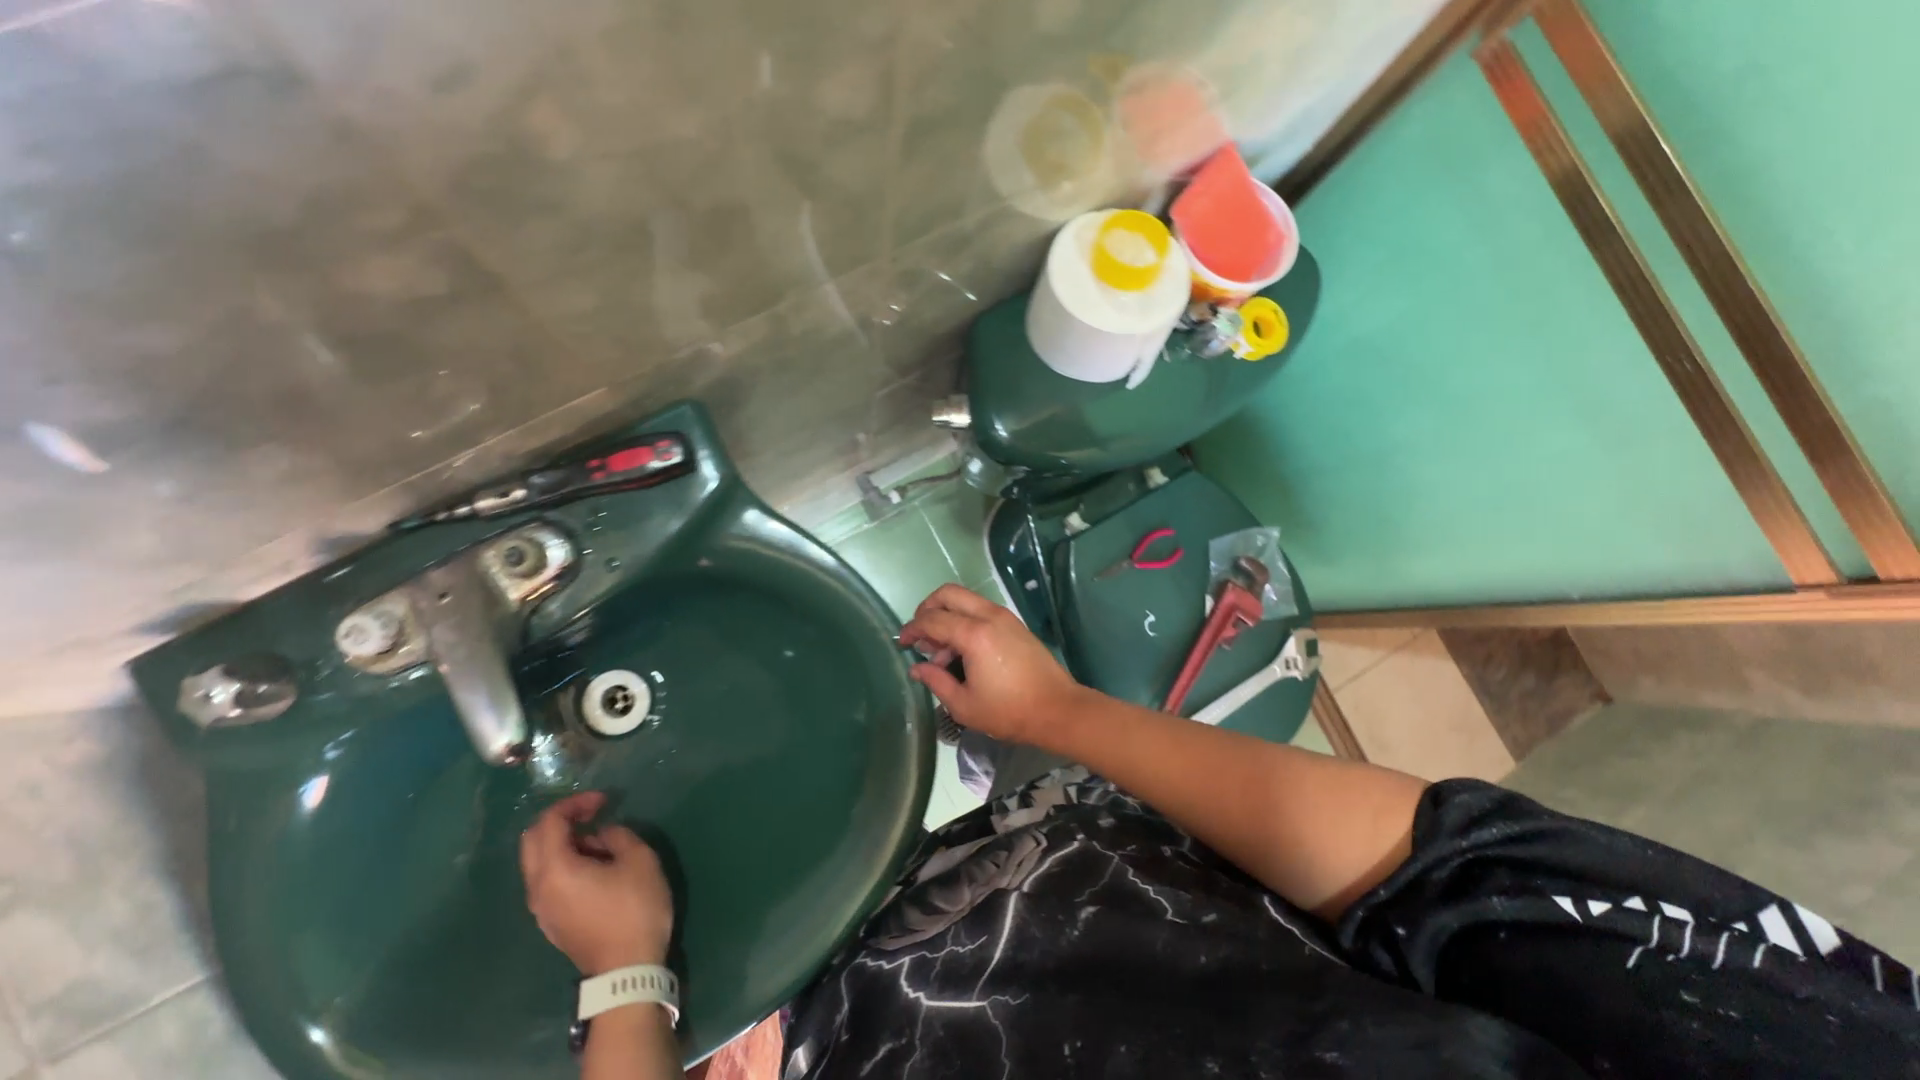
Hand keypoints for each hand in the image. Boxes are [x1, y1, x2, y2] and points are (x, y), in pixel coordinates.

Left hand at [520, 792, 672, 975]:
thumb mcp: (639, 862)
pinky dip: (563, 863)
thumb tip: (602, 835)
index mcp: (554, 869)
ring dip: (562, 843)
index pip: (551, 822)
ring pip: (537, 862)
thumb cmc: (634, 911)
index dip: (576, 803)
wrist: (626, 971)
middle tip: (591, 814)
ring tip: (598, 842)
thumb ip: (618, 836)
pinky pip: (546, 881)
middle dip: (560, 820)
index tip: (604, 801)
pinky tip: (593, 868)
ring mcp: (540, 909)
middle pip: (532, 840)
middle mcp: (537, 887)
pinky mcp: (550, 922)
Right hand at [898, 584, 1090, 745]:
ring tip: (941, 654)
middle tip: (920, 636)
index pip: (932, 620)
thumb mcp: (964, 704)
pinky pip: (981, 611)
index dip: (911, 629)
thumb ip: (936, 681)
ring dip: (947, 617)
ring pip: (966, 600)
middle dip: (927, 609)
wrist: (1058, 710)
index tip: (902, 643)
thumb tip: (917, 668)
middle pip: (948, 594)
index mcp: (974, 634)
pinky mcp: (1015, 625)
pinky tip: (962, 653)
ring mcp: (1005, 617)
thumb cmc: (1008, 712)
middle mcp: (989, 616)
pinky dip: (964, 622)